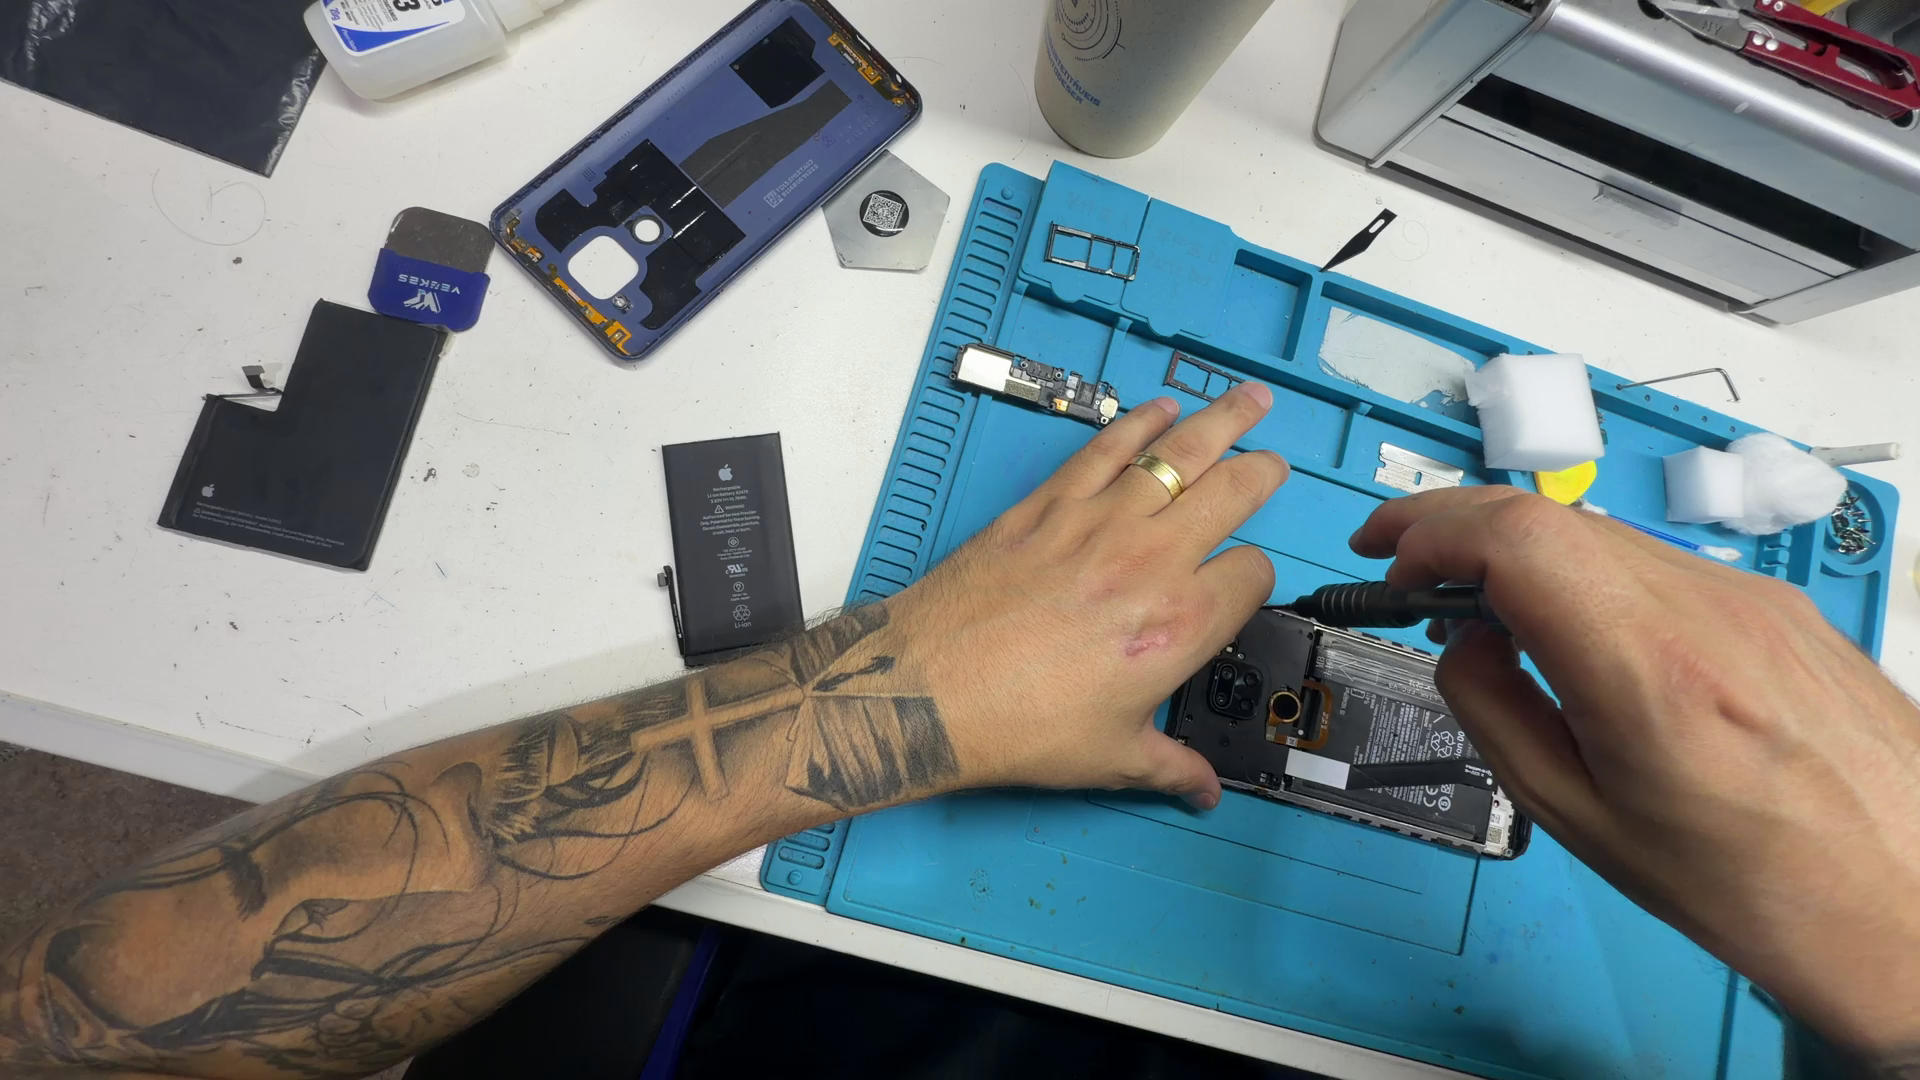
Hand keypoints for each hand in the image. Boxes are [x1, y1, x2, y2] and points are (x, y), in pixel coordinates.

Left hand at [889, 382, 1288, 809]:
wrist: (933, 688)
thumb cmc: (1022, 725)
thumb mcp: (1111, 758)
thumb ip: (1170, 767)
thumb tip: (1202, 790)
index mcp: (1182, 623)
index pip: (1251, 575)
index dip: (1253, 578)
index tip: (1238, 584)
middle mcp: (1152, 559)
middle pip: (1233, 492)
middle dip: (1262, 473)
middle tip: (1274, 462)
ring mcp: (1098, 521)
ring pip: (1178, 454)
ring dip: (1222, 421)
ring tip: (1250, 400)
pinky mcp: (1048, 504)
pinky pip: (1105, 448)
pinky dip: (1137, 423)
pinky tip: (1159, 409)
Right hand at [1353, 486, 1919, 1059]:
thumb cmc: (1735, 882)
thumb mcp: (1567, 811)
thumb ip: (1487, 705)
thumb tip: (1463, 637)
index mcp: (1650, 672)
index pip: (1519, 540)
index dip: (1430, 536)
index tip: (1388, 571)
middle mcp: (1705, 610)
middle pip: (1542, 514)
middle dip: (1442, 520)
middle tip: (1386, 553)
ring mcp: (1747, 596)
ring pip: (1583, 527)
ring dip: (1496, 541)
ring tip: (1455, 592)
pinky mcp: (1768, 602)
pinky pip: (1631, 556)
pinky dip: (1556, 562)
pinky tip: (1542, 610)